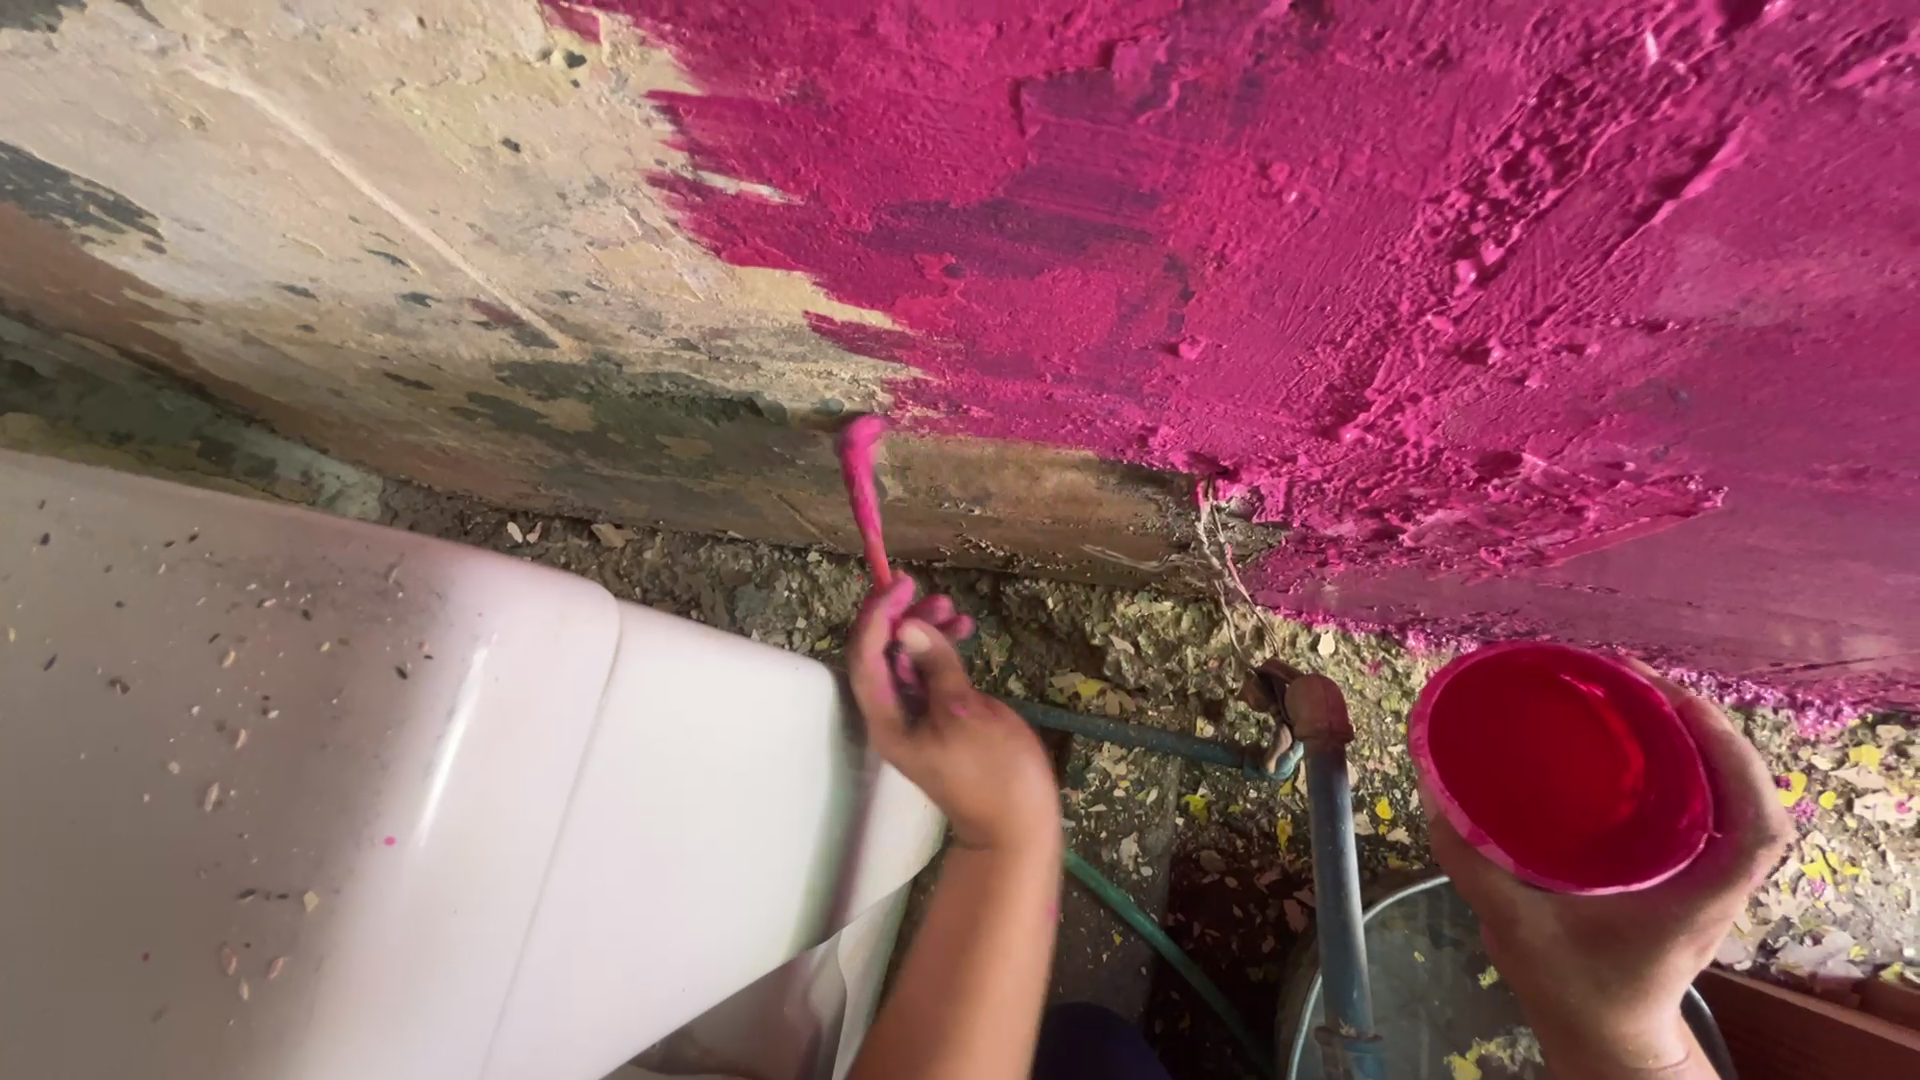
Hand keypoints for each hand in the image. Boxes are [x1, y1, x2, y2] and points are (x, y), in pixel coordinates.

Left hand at [848, 575, 1060, 856]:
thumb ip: (937, 666)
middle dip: (902, 619)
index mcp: (886, 720)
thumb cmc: (993, 772)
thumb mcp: (965, 712)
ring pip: (906, 661)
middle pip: (881, 655)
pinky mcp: (938, 717)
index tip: (903, 585)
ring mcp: (915, 716)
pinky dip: (941, 651)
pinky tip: (962, 632)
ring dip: (924, 632)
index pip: (865, 657)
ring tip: (953, 610)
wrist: (1016, 825)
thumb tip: (910, 627)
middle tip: (932, 595)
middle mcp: (891, 715)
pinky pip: (928, 674)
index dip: (878, 616)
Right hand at [1423, 659, 1790, 1077]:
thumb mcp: (1514, 927)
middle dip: (1701, 726)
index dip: (1730, 757)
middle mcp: (1712, 877)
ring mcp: (1697, 872)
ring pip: (1722, 795)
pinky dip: (1673, 762)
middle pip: (1743, 793)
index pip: (1755, 824)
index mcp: (1696, 895)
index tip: (1674, 702)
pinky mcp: (1673, 867)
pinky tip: (1623, 739)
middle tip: (1631, 678)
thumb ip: (1471, 865)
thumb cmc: (1572, 985)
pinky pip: (1692, 804)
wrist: (1605, 1033)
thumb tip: (1433, 794)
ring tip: (1628, 695)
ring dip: (1690, 739)